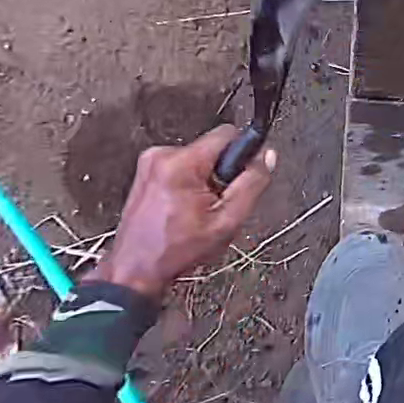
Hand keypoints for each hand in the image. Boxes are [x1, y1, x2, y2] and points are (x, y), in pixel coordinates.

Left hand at [88, 125, 275, 299]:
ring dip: (206, 181)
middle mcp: (161, 155)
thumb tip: (267, 157)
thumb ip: (252, 184)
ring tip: (198, 210)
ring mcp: (150, 162)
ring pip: (200, 159)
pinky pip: (184, 166)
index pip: (227, 134)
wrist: (136, 268)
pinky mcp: (147, 170)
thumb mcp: (228, 221)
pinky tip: (184, 209)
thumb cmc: (176, 250)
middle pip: (213, 149)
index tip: (238, 180)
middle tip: (215, 205)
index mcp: (181, 164)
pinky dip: (191, 184)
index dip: (242, 155)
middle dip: (222, 173)